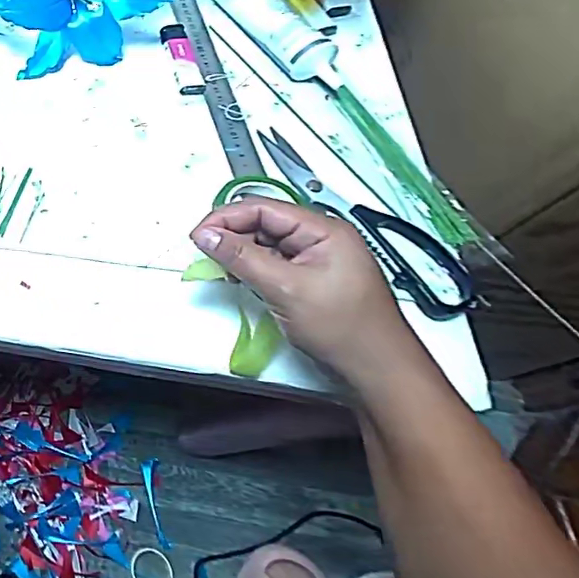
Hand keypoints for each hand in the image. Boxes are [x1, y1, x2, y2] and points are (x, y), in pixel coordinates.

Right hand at [191, 197, 430, 384]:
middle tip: (205, 253)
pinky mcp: (312, 279)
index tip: (199, 235)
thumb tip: (208, 235)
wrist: (379, 369)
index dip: (226, 218)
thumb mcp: (285, 289)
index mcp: (322, 229)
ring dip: (242, 253)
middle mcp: (320, 237)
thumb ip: (242, 258)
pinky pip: (276, 263)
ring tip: (221, 269)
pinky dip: (255, 269)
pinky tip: (241, 280)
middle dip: (232, 235)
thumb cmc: (345, 329)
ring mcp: (317, 258)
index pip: (264, 208)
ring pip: (267, 244)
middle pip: (264, 223)